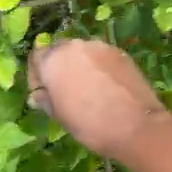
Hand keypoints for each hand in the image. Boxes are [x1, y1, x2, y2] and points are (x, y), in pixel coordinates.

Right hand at [28, 39, 171, 160]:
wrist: (135, 126)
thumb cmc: (90, 125)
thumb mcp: (60, 116)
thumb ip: (45, 100)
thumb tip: (38, 95)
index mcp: (53, 59)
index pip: (36, 58)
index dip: (36, 76)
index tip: (42, 93)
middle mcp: (74, 45)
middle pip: (59, 51)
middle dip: (59, 68)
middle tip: (64, 90)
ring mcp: (100, 46)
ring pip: (82, 53)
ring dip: (80, 66)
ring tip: (87, 89)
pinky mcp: (120, 52)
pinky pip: (101, 58)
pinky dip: (99, 68)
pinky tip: (105, 87)